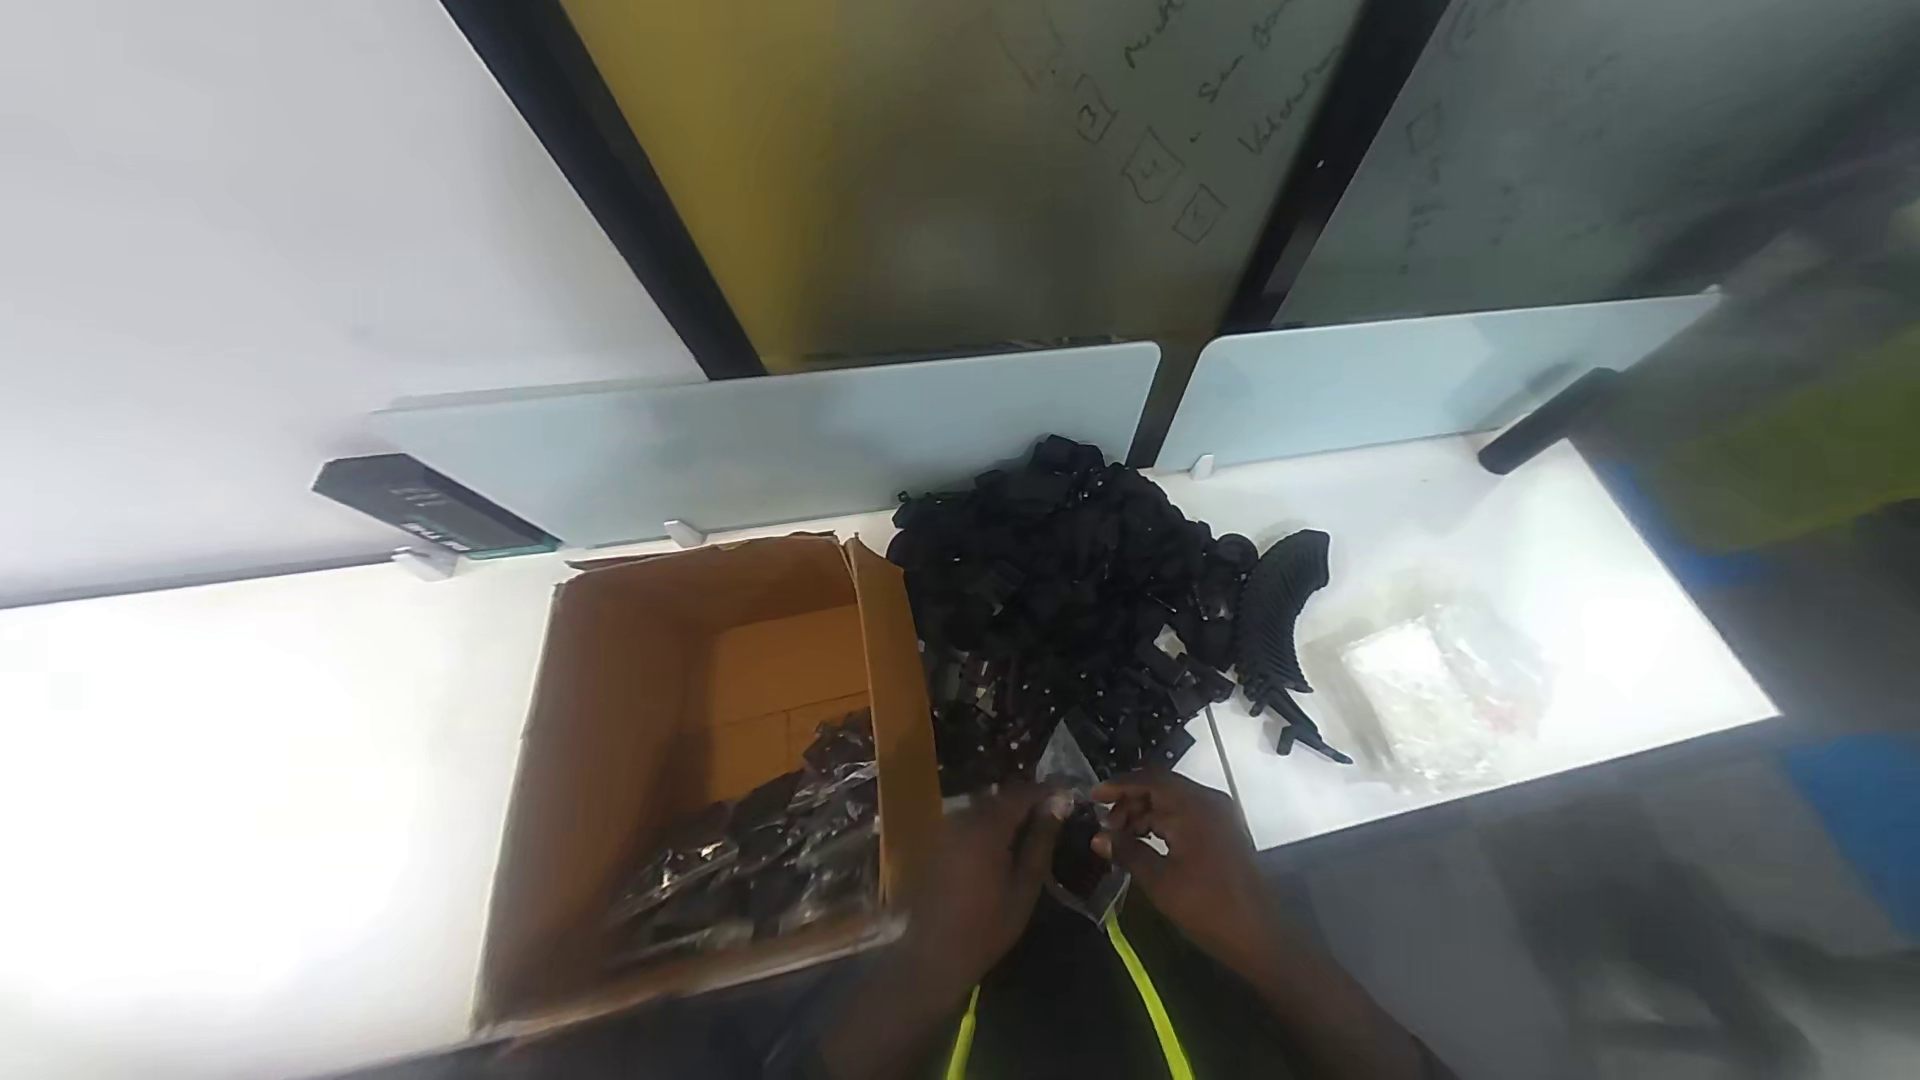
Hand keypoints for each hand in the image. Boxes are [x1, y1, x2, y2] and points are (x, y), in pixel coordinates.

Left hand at [821, 784, 1069, 1079]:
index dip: (1046, 791)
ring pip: (985, 805)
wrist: (934, 953)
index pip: (1021, 793)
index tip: (1067, 795)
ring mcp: (948, 826)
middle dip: (1027, 800)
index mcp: (987, 825)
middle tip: (1052, 813)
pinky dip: (990, 822)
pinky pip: (971, 818)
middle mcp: (964, 816)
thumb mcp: (1024, 886)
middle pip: (1001, 796)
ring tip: (1032, 827)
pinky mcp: (940, 839)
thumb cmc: (987, 925)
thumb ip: (1041, 841)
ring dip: (1008, 811)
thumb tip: (1058, 806)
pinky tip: (1003, 842)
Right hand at [1093, 770, 1426, 1079]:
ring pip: (1171, 799)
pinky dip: (1162, 821)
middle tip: (1105, 825)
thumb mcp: (1160, 881)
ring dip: (1144, 812)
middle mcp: (1207, 800)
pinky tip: (1144, 841)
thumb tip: (1098, 838)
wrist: (1263, 939)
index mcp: (1193, 806)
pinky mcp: (1222, 830)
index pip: (1148, 780)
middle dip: (1129, 801)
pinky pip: (1184, 812)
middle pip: (1159, 786)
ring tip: (1120, 836)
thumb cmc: (1209, 908)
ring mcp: (1218, 814)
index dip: (1117, 786)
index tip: (1092, 797)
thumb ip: (1127, 851)